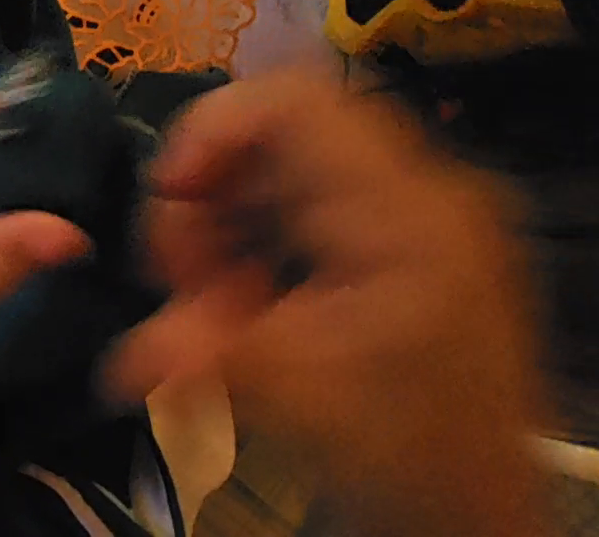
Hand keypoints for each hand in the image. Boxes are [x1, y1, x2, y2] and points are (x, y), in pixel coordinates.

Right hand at [102, 70, 546, 534]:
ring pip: (263, 156)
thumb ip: (204, 355)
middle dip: (202, 186)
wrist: (477, 499)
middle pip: (265, 126)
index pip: (290, 101)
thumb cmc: (405, 446)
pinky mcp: (382, 223)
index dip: (209, 127)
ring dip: (212, 212)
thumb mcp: (296, 395)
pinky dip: (234, 225)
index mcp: (405, 214)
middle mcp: (411, 189)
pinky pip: (281, 187)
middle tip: (184, 263)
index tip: (172, 191)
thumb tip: (121, 363)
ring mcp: (400, 203)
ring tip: (208, 287)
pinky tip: (233, 286)